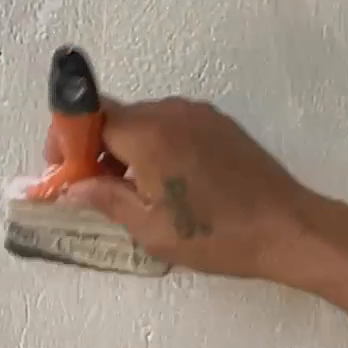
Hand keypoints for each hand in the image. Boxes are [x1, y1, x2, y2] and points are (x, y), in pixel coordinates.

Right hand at [47, 97, 322, 280]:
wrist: (287, 227)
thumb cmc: (217, 235)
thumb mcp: (151, 229)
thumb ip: (105, 199)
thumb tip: (69, 188)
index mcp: (149, 134)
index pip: (91, 116)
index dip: (67, 138)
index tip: (60, 168)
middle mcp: (171, 112)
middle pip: (116, 116)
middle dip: (94, 146)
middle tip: (92, 187)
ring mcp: (198, 113)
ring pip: (143, 120)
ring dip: (125, 146)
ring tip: (131, 190)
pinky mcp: (218, 122)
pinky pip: (170, 123)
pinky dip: (154, 144)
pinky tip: (166, 180)